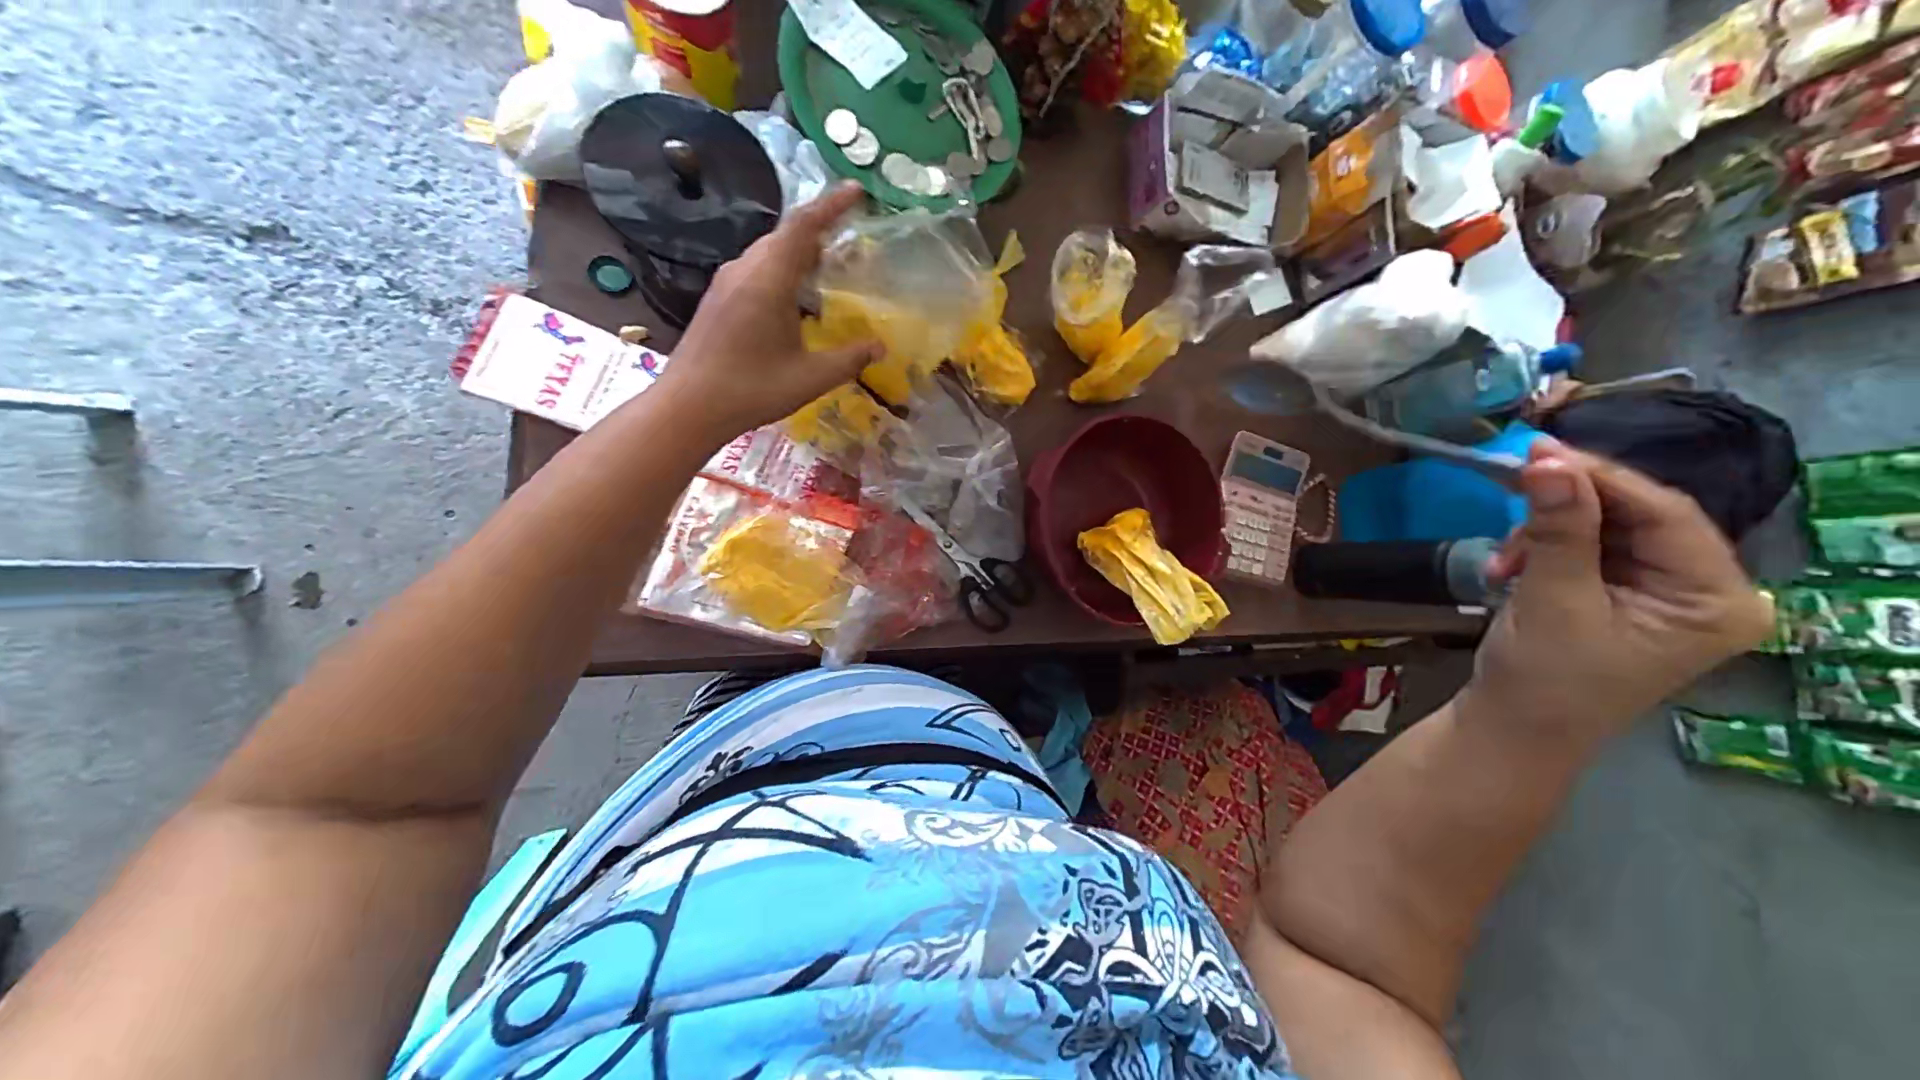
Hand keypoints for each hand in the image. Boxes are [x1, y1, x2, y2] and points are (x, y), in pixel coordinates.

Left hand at [659, 182, 880, 439]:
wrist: (689, 406)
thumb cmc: (751, 389)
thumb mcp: (810, 378)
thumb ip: (849, 359)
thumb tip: (880, 347)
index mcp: (768, 279)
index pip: (803, 226)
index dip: (832, 205)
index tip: (857, 190)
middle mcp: (744, 270)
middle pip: (786, 236)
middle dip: (820, 229)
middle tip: (851, 236)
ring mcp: (727, 283)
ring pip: (769, 252)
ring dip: (800, 252)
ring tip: (828, 264)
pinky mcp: (719, 299)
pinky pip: (757, 270)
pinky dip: (783, 269)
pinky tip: (796, 295)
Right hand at [1460, 439, 1772, 746]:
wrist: (1511, 730)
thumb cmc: (1544, 678)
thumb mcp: (1552, 599)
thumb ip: (1557, 528)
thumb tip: (1546, 459)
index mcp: (1716, 599)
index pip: (1666, 514)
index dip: (1602, 477)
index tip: (1539, 450)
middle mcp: (1704, 591)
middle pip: (1636, 518)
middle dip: (1566, 510)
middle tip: (1511, 493)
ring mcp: (1663, 595)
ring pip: (1605, 530)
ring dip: (1545, 534)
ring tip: (1503, 562)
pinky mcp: (1623, 597)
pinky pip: (1587, 550)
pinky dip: (1543, 551)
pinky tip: (1509, 569)